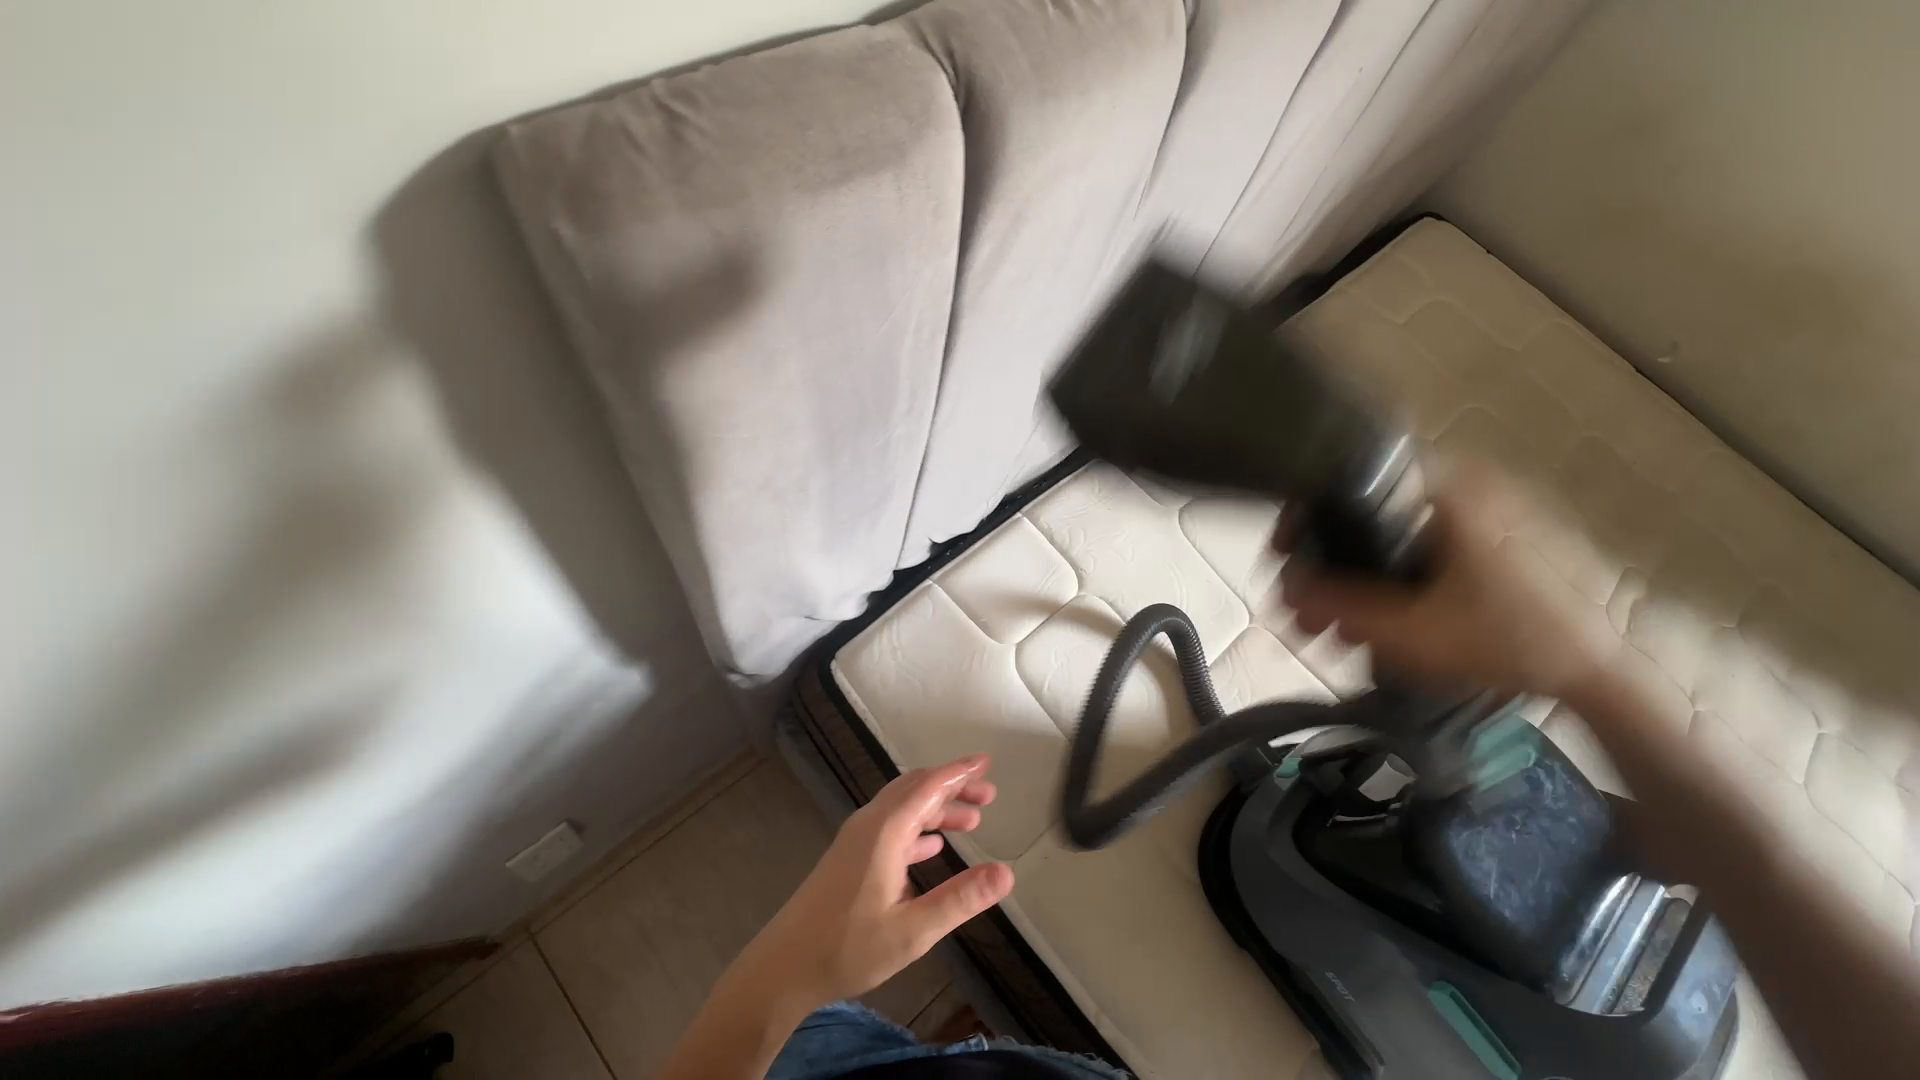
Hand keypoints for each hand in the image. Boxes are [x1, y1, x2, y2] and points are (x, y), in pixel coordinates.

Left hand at [731, 755, 1013, 1012]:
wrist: (782, 968)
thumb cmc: (847, 948)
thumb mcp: (914, 930)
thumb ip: (960, 899)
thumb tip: (1006, 872)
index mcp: (885, 831)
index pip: (928, 786)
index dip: (959, 772)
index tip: (986, 761)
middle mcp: (869, 826)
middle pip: (915, 790)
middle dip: (952, 788)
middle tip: (987, 795)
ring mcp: (855, 842)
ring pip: (902, 809)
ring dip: (936, 809)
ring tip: (971, 822)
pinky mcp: (848, 860)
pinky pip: (890, 828)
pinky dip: (917, 828)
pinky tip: (932, 847)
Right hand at [1277, 462, 1619, 699]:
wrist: (1621, 667)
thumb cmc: (1522, 638)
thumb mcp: (1418, 632)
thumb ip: (1343, 611)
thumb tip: (1283, 597)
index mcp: (1447, 486)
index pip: (1347, 479)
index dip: (1303, 520)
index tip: (1283, 558)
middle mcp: (1465, 485)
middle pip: (1366, 513)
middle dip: (1326, 568)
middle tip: (1303, 614)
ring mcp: (1485, 511)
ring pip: (1393, 535)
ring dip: (1357, 582)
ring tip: (1336, 631)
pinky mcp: (1499, 539)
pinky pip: (1423, 549)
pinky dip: (1394, 581)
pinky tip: (1381, 625)